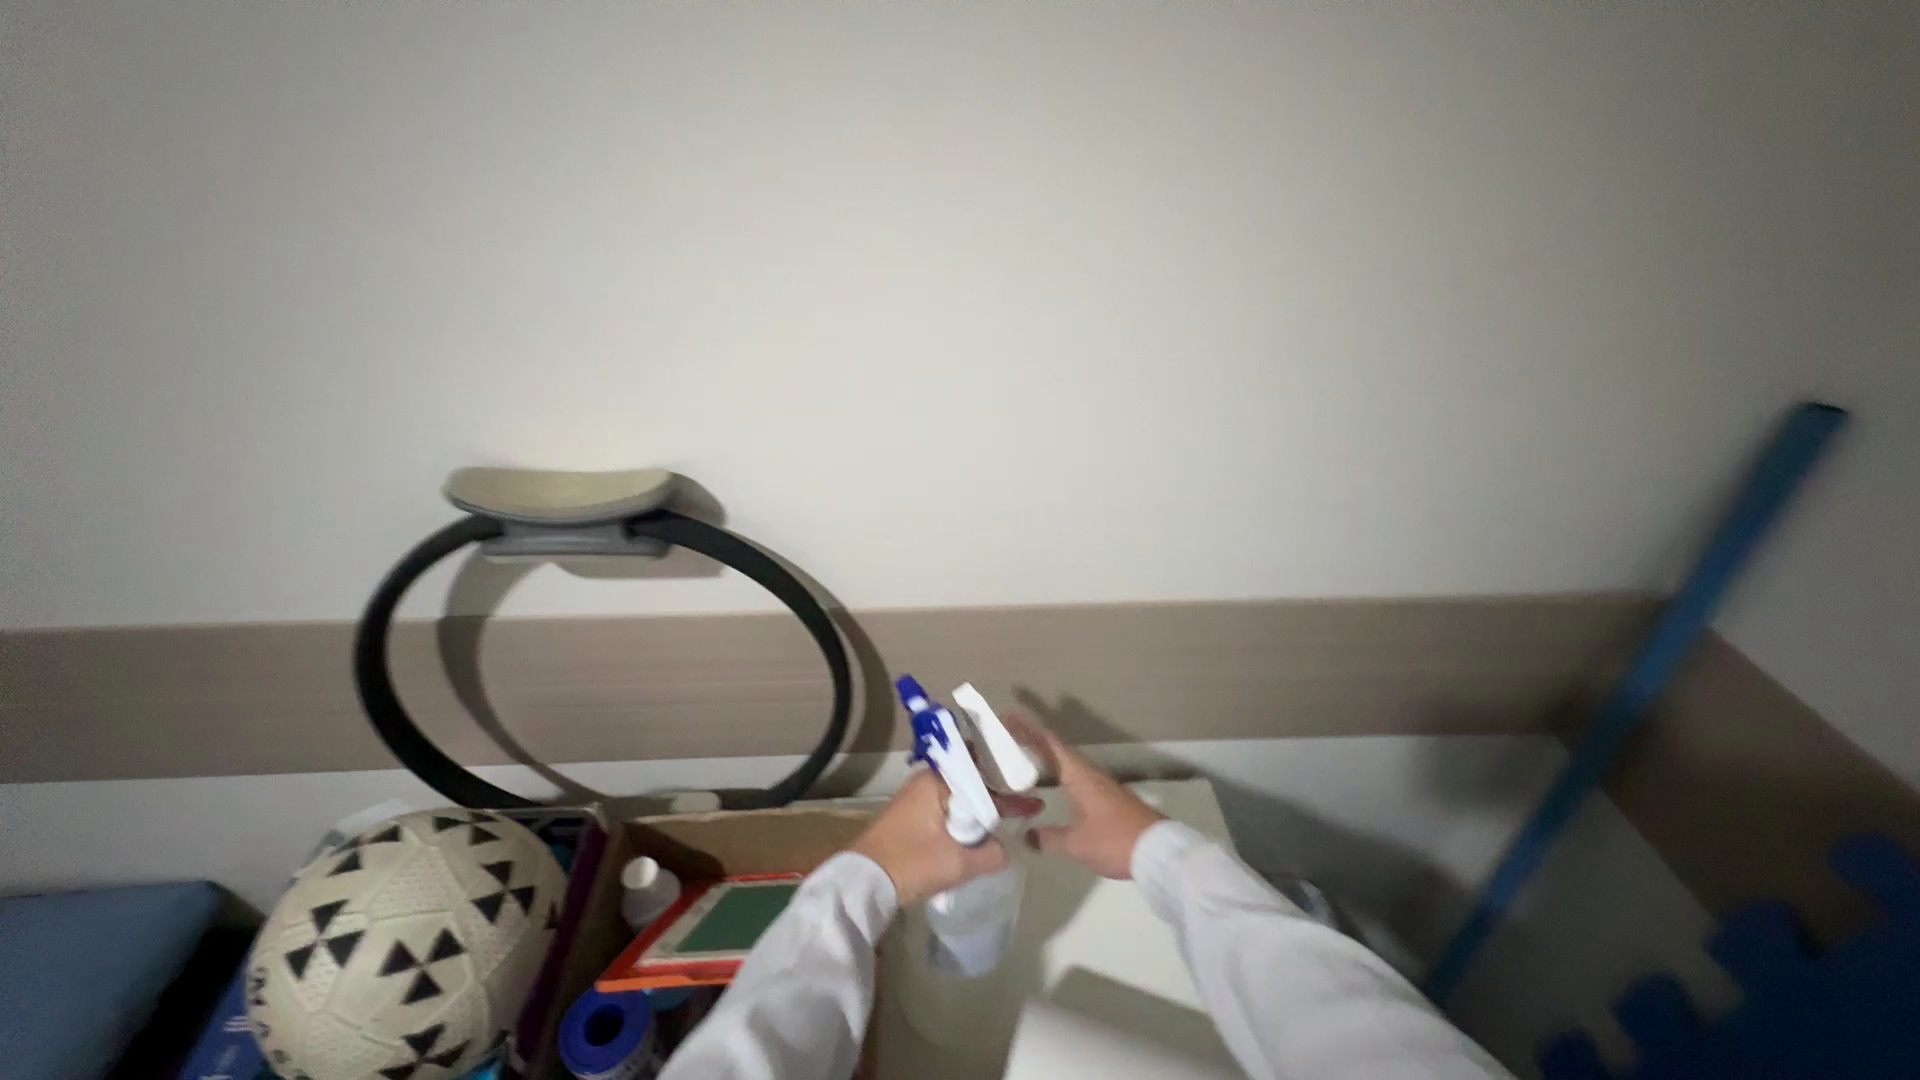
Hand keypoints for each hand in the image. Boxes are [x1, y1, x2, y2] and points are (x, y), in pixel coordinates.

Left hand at [851, 770, 1044, 905]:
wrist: (863, 883)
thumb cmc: (911, 863)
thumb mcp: (958, 863)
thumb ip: (990, 853)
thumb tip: (1005, 849)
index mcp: (936, 782)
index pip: (981, 775)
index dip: (1009, 790)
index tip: (1034, 800)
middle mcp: (924, 782)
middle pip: (969, 784)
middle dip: (995, 797)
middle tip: (1023, 806)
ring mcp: (913, 799)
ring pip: (956, 799)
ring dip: (977, 811)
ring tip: (1005, 822)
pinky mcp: (908, 818)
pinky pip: (943, 811)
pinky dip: (961, 821)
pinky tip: (976, 835)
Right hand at [1012, 715, 1165, 879]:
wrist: (1159, 852)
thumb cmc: (1115, 840)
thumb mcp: (1076, 844)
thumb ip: (1048, 838)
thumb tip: (1026, 834)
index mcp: (1080, 777)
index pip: (1050, 746)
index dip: (1029, 730)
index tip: (1010, 716)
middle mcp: (1091, 775)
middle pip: (1059, 751)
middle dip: (1036, 742)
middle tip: (1012, 737)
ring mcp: (1104, 787)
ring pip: (1070, 765)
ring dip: (1050, 758)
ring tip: (1029, 758)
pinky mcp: (1112, 800)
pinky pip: (1079, 779)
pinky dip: (1062, 775)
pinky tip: (1058, 787)